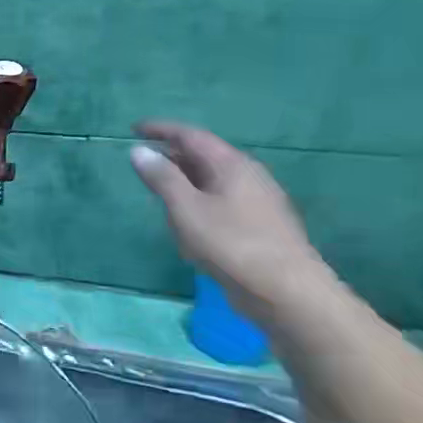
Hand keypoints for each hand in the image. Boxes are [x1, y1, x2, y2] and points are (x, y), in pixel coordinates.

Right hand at [128, 120, 333, 321]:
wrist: (288, 293)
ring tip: (161, 194)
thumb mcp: (186, 209)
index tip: (134, 129)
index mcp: (230, 164)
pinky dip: (199, 202)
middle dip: (172, 156)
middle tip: (143, 163)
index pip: (190, 135)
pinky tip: (190, 225)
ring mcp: (258, 201)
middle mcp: (248, 175)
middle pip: (203, 156)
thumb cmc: (232, 245)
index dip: (160, 130)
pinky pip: (222, 202)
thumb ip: (162, 178)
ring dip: (185, 182)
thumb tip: (140, 151)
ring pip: (213, 181)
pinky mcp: (261, 225)